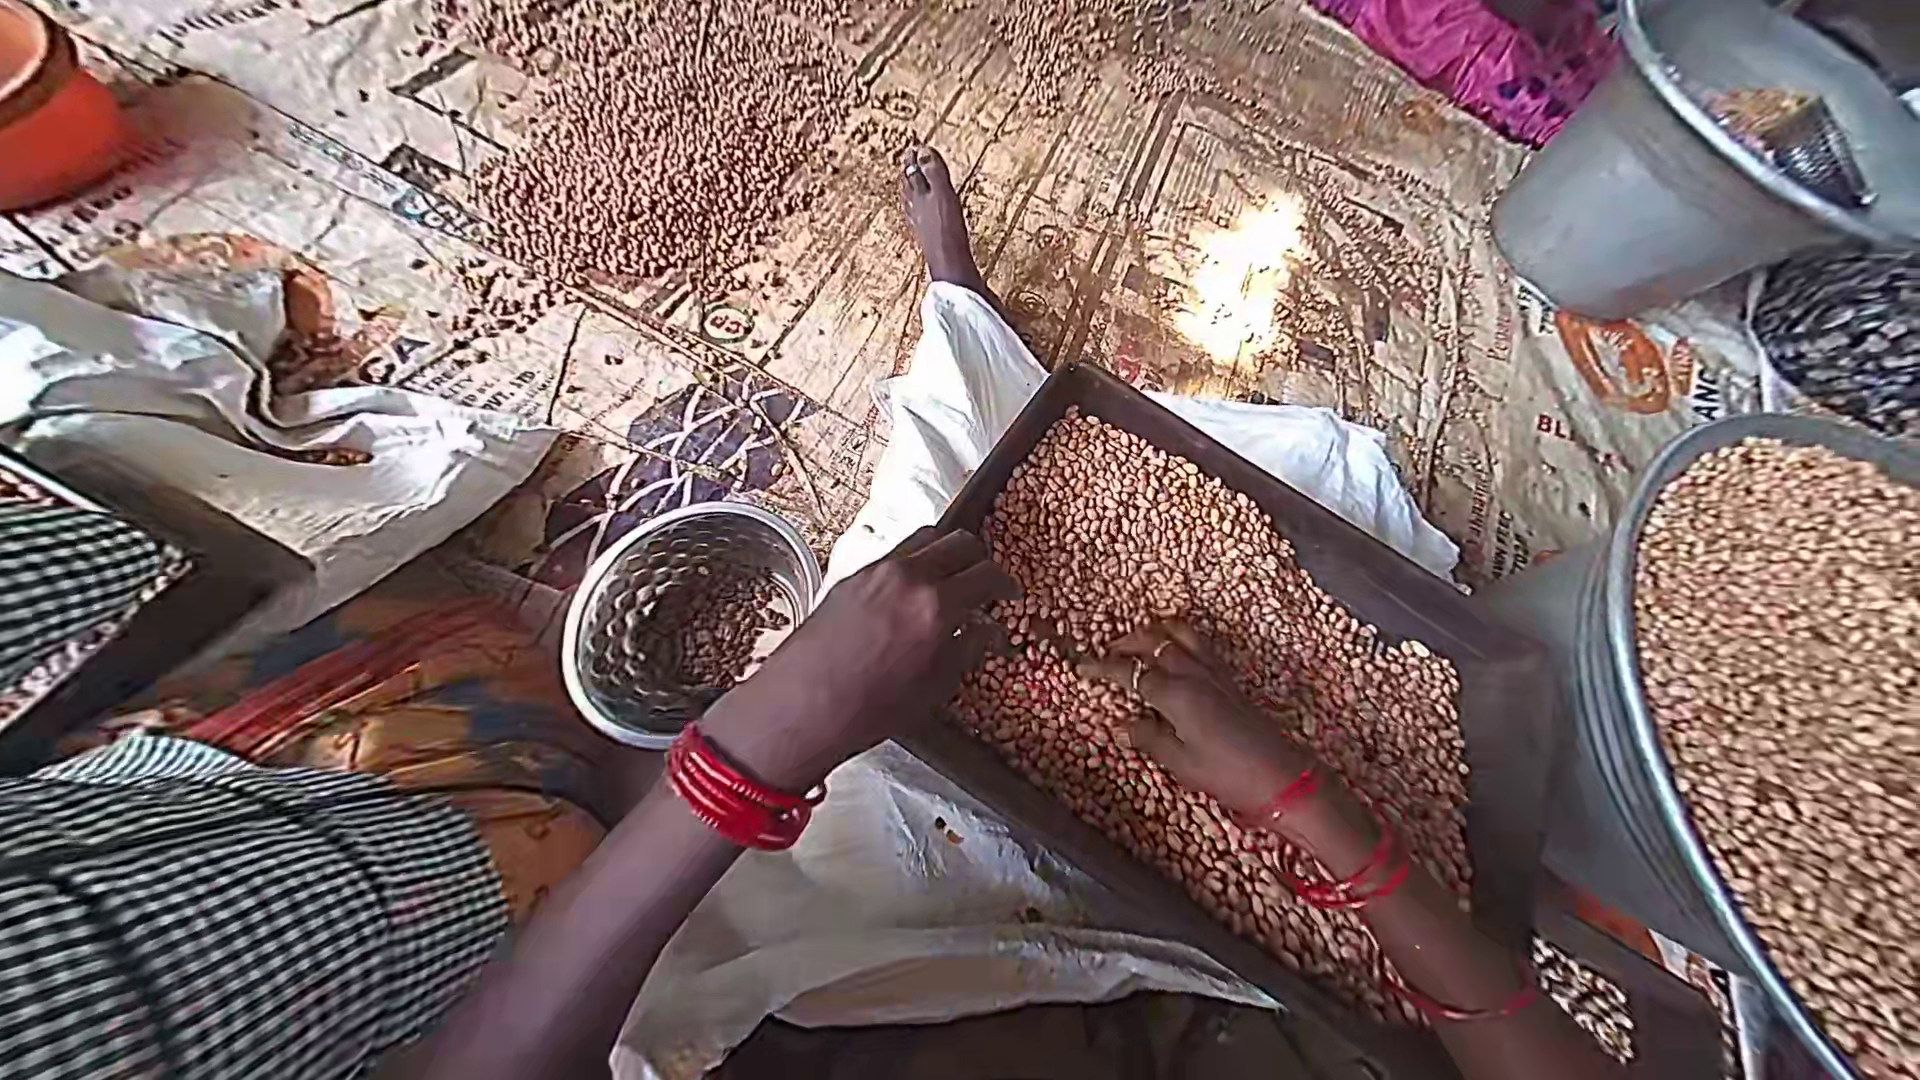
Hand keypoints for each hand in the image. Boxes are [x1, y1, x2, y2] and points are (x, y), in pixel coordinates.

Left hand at [702, 527, 1017, 789]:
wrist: (801, 705)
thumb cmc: (871, 708)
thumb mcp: (934, 686)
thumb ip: (967, 648)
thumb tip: (988, 630)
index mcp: (937, 605)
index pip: (987, 575)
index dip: (1005, 584)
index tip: (1009, 595)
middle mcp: (910, 575)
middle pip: (960, 542)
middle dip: (980, 559)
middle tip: (983, 583)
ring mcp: (879, 569)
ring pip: (927, 536)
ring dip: (947, 551)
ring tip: (949, 578)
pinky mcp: (854, 573)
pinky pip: (898, 552)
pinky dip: (917, 559)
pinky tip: (913, 589)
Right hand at [1077, 619, 1319, 817]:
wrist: (1283, 777)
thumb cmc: (1227, 774)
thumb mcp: (1180, 763)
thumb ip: (1147, 736)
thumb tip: (1123, 722)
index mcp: (1175, 694)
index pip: (1129, 672)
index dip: (1103, 667)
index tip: (1083, 667)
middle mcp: (1192, 674)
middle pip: (1152, 643)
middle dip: (1125, 643)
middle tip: (1107, 652)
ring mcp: (1212, 672)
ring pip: (1178, 633)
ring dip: (1153, 631)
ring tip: (1139, 640)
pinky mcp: (1228, 677)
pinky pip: (1199, 642)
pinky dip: (1179, 635)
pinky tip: (1173, 647)